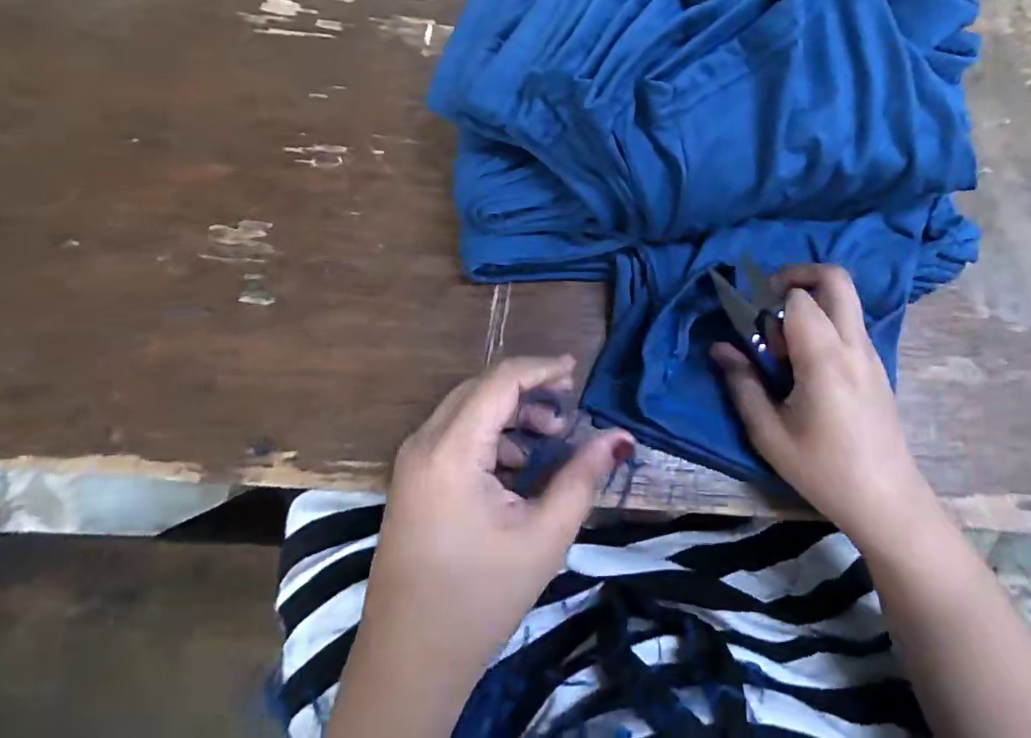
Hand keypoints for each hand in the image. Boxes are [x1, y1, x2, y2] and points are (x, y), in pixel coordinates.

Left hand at [341, 357, 631, 733]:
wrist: (410, 661)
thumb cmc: (481, 598)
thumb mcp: (544, 535)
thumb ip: (583, 476)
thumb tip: (620, 438)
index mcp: (450, 452)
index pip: (499, 382)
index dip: (542, 369)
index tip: (578, 373)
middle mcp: (423, 445)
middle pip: (480, 389)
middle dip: (528, 390)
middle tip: (569, 409)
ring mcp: (412, 464)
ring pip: (466, 411)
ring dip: (510, 414)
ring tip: (551, 439)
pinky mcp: (412, 482)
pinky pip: (454, 436)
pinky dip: (491, 436)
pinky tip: (520, 467)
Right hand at [711, 264, 937, 551]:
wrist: (888, 500)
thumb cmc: (824, 470)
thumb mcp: (770, 434)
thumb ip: (742, 383)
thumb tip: (720, 348)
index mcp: (825, 356)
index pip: (799, 298)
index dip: (769, 301)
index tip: (753, 325)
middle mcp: (853, 343)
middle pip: (835, 278)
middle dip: (799, 275)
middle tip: (770, 301)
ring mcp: (871, 353)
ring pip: (844, 299)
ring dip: (812, 302)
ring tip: (786, 344)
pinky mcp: (877, 366)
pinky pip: (850, 324)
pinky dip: (825, 323)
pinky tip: (806, 365)